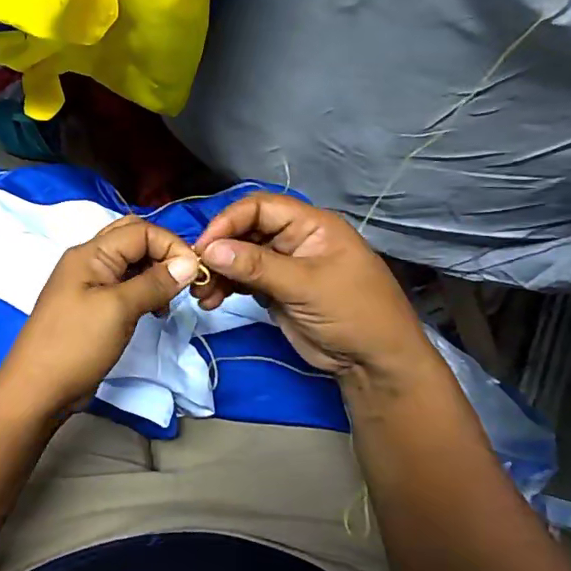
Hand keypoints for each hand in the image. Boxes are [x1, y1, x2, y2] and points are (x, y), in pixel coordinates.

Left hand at [0, 217, 200, 414]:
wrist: (38, 389)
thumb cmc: (75, 344)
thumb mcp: (118, 310)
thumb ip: (153, 283)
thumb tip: (189, 263)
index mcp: (90, 253)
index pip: (140, 230)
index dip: (170, 245)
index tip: (193, 273)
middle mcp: (88, 261)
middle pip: (134, 240)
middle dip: (163, 253)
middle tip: (183, 281)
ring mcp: (89, 284)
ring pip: (131, 263)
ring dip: (155, 273)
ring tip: (169, 300)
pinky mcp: (93, 307)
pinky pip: (125, 286)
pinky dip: (145, 291)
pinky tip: (156, 310)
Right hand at [192, 192, 428, 378]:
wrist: (373, 363)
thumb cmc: (352, 313)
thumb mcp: (305, 286)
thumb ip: (256, 266)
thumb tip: (209, 249)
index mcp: (311, 225)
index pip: (260, 208)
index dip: (228, 221)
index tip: (204, 246)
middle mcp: (294, 239)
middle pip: (245, 231)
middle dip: (218, 250)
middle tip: (196, 273)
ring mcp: (284, 265)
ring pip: (239, 257)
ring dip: (218, 272)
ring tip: (201, 294)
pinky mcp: (275, 290)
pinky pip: (242, 280)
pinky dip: (224, 288)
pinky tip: (211, 301)